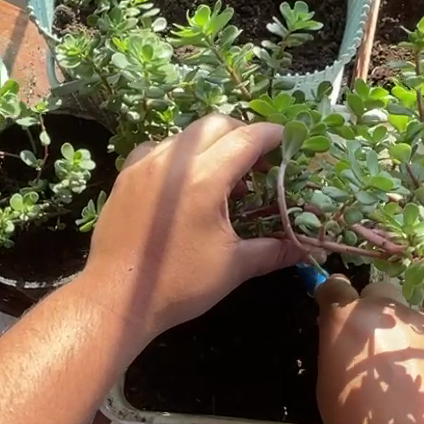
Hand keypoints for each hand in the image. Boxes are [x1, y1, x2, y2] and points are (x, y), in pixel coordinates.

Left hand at [76, 114, 305, 348]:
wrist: (118, 297)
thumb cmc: (178, 285)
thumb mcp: (233, 267)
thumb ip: (272, 251)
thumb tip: (305, 248)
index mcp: (204, 179)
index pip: (246, 139)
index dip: (270, 136)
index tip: (285, 141)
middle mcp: (172, 162)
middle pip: (215, 125)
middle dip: (241, 133)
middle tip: (256, 160)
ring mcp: (144, 166)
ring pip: (184, 135)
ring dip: (210, 143)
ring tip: (222, 173)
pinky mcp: (125, 177)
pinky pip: (156, 149)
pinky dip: (177, 154)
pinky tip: (182, 180)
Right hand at [314, 275, 423, 423]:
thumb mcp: (328, 386)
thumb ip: (335, 350)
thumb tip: (343, 341)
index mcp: (347, 319)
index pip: (334, 286)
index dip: (332, 297)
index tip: (332, 311)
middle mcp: (385, 311)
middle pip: (375, 292)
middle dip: (369, 308)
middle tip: (368, 341)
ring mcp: (421, 324)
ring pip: (404, 315)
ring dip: (397, 331)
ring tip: (399, 370)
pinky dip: (419, 351)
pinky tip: (420, 380)